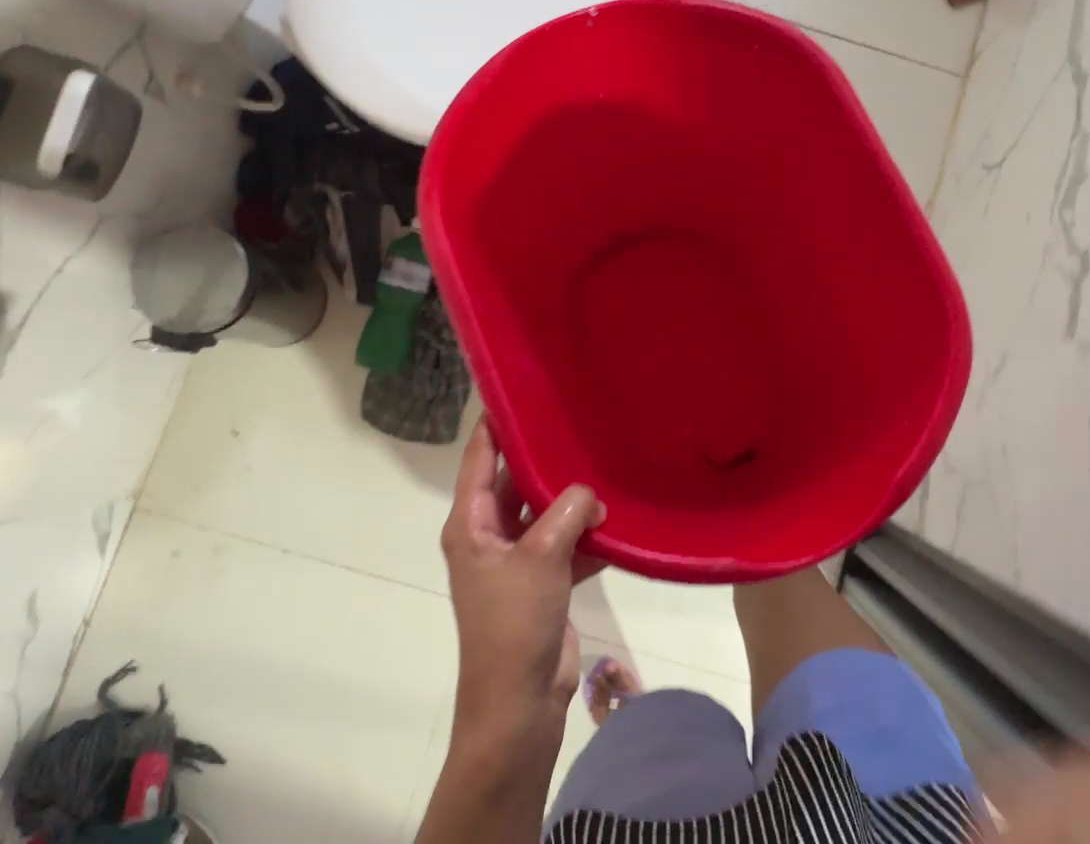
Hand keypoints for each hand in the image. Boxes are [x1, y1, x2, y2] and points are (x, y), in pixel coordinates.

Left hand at [440, 417, 607, 746]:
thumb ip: (567, 513)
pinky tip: (618, 521)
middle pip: (516, 483)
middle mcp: (490, 535)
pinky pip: (567, 545)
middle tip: (580, 424)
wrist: (519, 700)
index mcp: (470, 524)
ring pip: (547, 514)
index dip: (495, 423)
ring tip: (607, 466)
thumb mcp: (540, 558)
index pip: (478, 458)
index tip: (519, 389)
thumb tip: (591, 493)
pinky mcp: (543, 582)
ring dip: (574, 501)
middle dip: (545, 459)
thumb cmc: (513, 622)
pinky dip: (588, 536)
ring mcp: (518, 560)